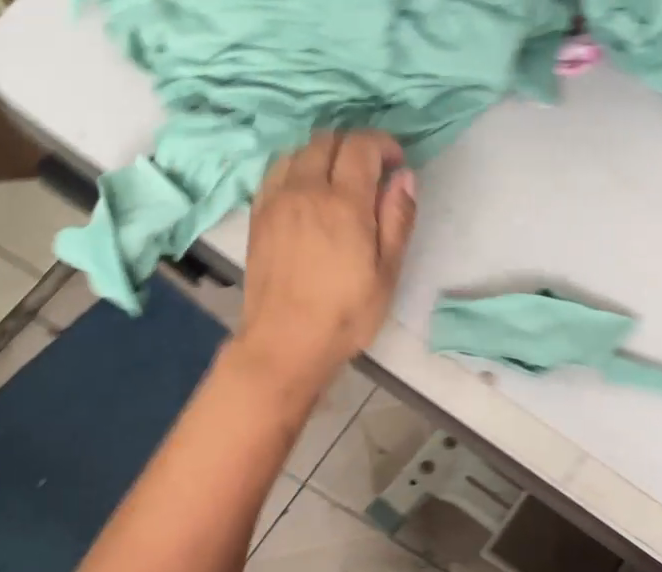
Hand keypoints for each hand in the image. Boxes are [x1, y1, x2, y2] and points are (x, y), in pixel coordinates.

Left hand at [236, 130, 417, 395]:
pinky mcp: (258, 214)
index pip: (361, 146)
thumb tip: (403, 177)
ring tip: (338, 180)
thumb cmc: (345, 315)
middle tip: (370, 171)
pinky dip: (297, 168)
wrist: (286, 341)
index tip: (396, 161)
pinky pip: (277, 171)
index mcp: (343, 202)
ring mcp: (276, 199)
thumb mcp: (386, 274)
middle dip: (353, 146)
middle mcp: (305, 189)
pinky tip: (307, 193)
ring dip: (323, 154)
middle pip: (326, 140)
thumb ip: (397, 220)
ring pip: (298, 151)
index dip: (382, 144)